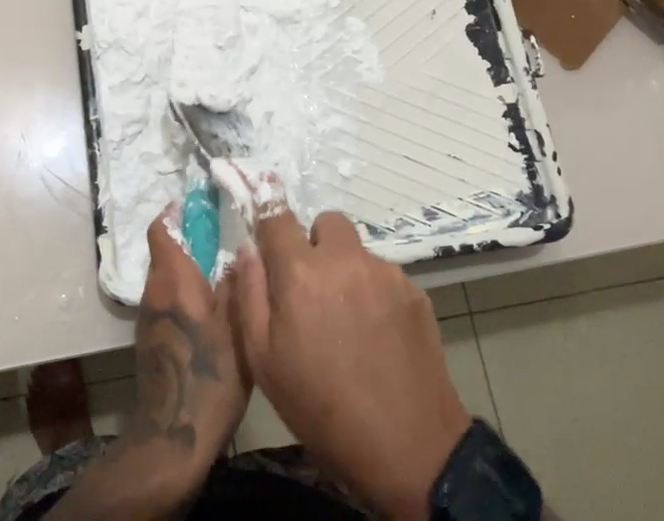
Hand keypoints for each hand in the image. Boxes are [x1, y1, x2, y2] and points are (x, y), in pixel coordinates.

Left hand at [48, 215, 247, 519]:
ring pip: (169, 280)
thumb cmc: (210, 375)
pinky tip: (218, 313)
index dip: (178, 214)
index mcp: (173, 280)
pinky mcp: (152, 340)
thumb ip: (237, 284)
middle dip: (195, 244)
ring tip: (232, 276)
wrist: (175, 434)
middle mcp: (154, 292)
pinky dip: (189, 297)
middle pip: (167, 254)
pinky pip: (170, 303)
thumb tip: (240, 251)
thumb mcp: (238, 326)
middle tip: (232, 242)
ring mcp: (149, 318)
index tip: (203, 206)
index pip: (161, 230)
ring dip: (193, 272)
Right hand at [235, 210, 470, 520]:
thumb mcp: (262, 359)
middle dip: (315, 244)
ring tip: (346, 321)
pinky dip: (374, 292)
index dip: (269, 229)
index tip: (269, 251)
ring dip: (346, 269)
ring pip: (358, 251)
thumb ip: (248, 294)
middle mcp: (345, 260)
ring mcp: (386, 274)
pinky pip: (385, 276)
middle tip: (310, 287)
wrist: (405, 446)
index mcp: (300, 272)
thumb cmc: (319, 406)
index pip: (277, 217)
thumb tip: (247, 252)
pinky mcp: (416, 293)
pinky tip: (375, 335)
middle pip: (326, 223)